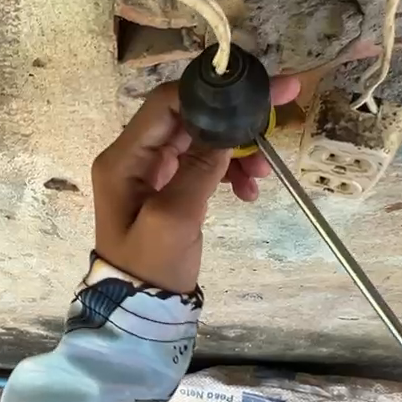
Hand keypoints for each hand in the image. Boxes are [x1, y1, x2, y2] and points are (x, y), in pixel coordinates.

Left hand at [91, 75, 299, 292]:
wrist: (140, 311)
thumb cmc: (150, 268)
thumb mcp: (174, 219)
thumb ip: (200, 169)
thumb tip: (227, 129)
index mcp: (124, 158)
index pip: (166, 103)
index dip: (210, 92)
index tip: (257, 91)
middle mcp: (133, 157)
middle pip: (187, 117)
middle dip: (232, 119)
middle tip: (277, 115)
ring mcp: (150, 172)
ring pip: (201, 140)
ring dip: (235, 149)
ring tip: (262, 174)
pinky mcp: (168, 188)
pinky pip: (203, 164)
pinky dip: (228, 170)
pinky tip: (249, 190)